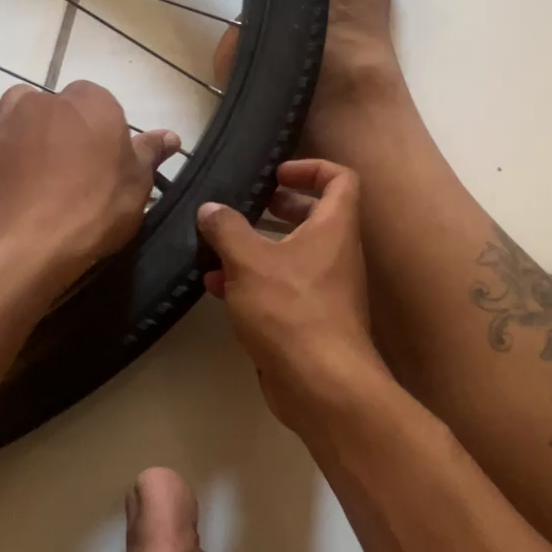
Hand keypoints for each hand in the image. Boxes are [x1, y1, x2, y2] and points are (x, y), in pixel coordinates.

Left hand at [0, 81, 177, 280]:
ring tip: (40, 181)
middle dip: (65, 132)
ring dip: (31, 140)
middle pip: (59, 109)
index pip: (102, 105)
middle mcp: (43, 99)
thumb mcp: (137, 185)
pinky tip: (15, 191)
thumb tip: (170, 135)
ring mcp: (3, 120)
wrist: (20, 245)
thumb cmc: (92, 209)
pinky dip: (5, 160)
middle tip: (75, 175)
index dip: (104, 135)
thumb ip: (149, 153)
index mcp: (91, 100)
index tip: (106, 166)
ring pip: (23, 122)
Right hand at [196, 159, 390, 427]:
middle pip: (315, 216)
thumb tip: (211, 209)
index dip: (311, 168)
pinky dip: (253, 282)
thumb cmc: (291, 309)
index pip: (340, 179)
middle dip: (279, 207)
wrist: (321, 383)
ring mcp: (325, 289)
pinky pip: (282, 288)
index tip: (277, 174)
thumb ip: (228, 229)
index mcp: (335, 227)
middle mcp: (336, 253)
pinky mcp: (309, 319)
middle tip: (248, 206)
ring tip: (219, 245)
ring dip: (258, 247)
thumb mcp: (250, 261)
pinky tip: (215, 286)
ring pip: (293, 254)